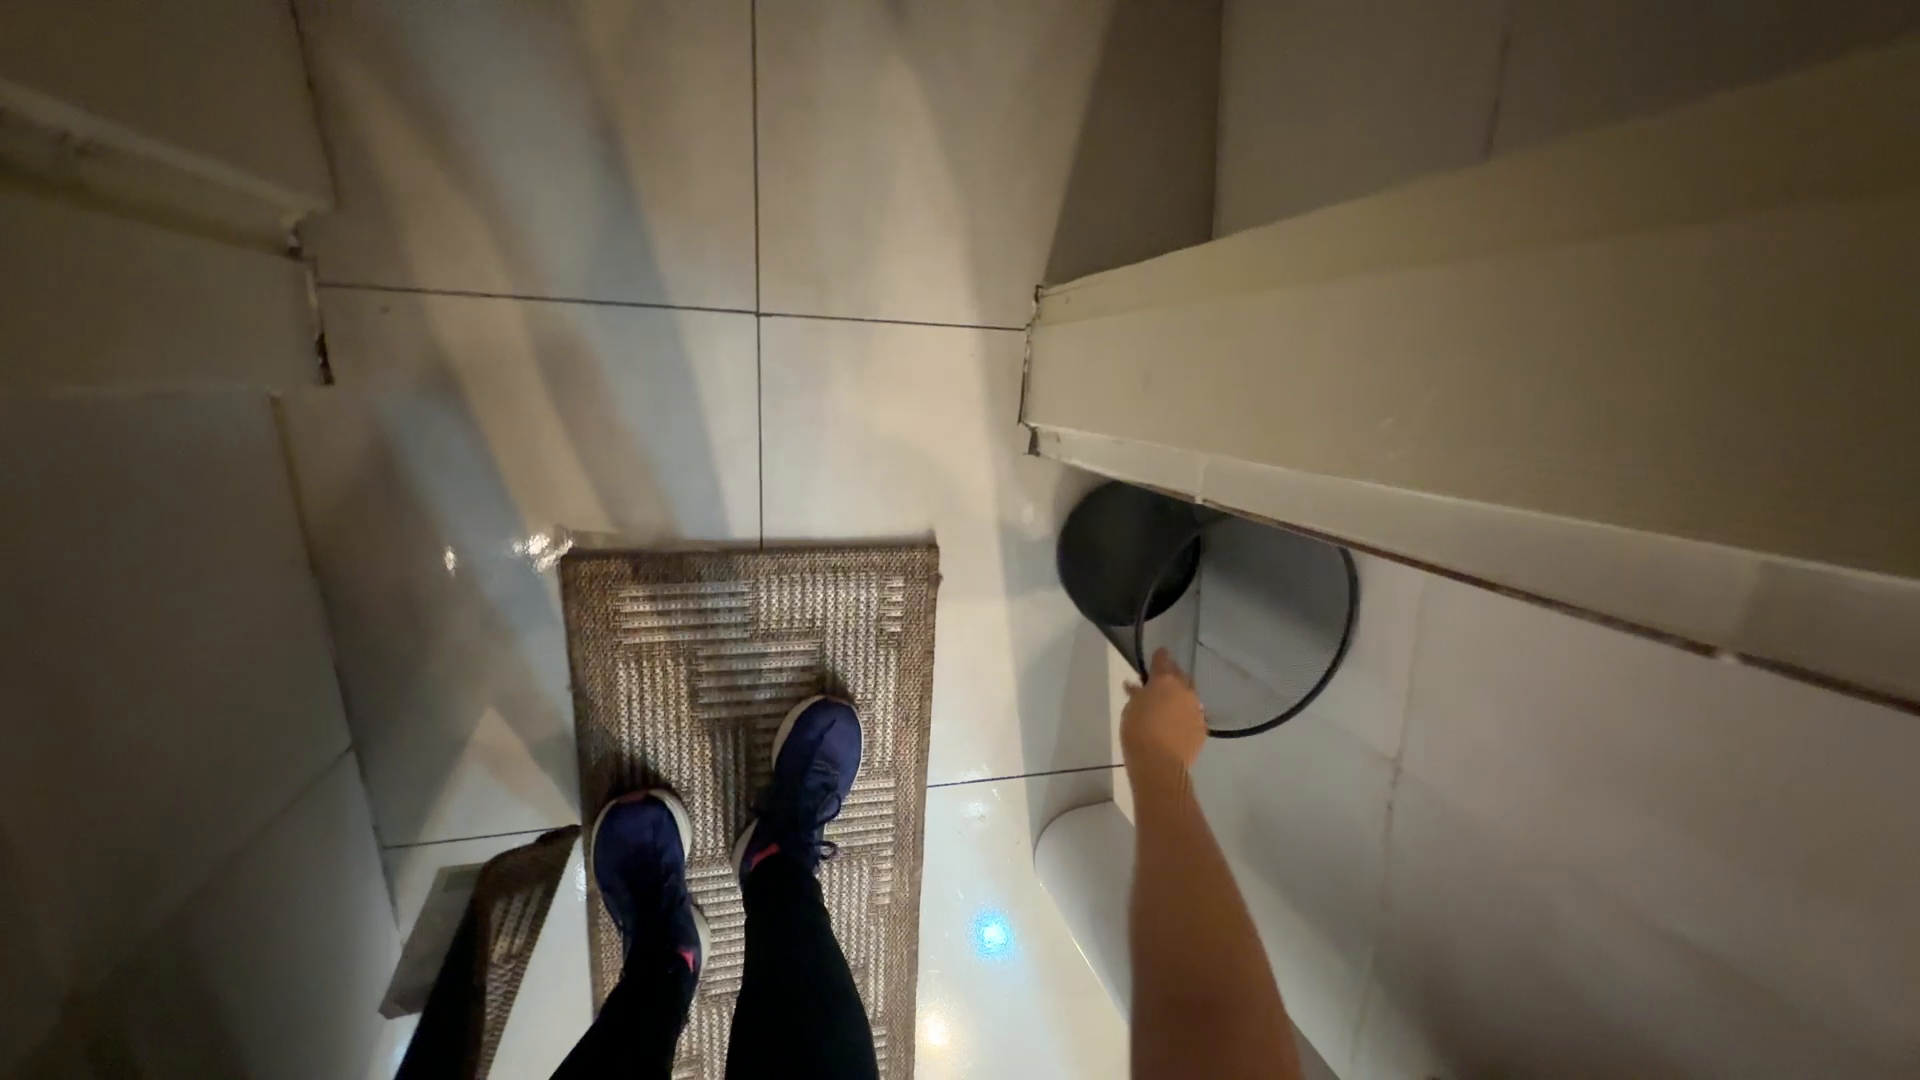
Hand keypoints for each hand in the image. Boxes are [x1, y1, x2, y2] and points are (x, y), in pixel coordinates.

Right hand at [1121, 648, 1205, 774]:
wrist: (1159, 764)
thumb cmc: (1138, 732)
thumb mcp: (1130, 709)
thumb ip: (1136, 695)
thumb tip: (1136, 686)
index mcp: (1164, 681)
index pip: (1163, 660)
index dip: (1159, 656)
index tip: (1158, 654)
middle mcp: (1185, 690)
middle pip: (1181, 675)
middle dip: (1172, 675)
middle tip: (1162, 681)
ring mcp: (1197, 709)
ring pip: (1190, 695)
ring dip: (1181, 696)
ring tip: (1170, 704)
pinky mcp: (1203, 728)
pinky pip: (1194, 715)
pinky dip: (1186, 715)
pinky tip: (1178, 724)